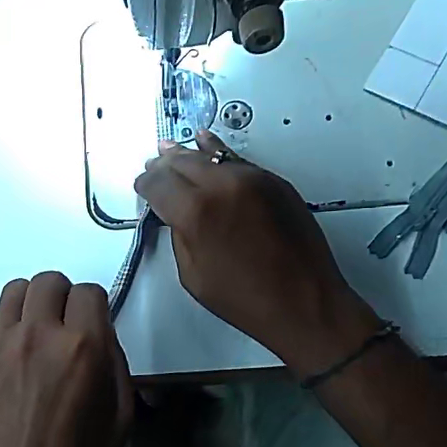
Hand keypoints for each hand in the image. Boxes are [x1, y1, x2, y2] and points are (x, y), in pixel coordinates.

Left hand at [0, 272, 132, 446]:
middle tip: (68, 324)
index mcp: (82, 348)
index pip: (89, 292)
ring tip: (40, 329)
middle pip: (49, 281)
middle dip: (65, 297)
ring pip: (16, 289)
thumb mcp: (121, 413)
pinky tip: (17, 347)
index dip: (96, 307)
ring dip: (33, 302)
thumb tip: (99, 334)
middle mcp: (40, 335)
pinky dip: (9, 321)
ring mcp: (3, 344)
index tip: (95, 325)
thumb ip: (114, 362)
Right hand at [134, 131, 377, 372]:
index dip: (145, 184)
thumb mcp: (192, 274)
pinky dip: (216, 152)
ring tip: (170, 151)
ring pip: (208, 154)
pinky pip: (236, 159)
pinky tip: (206, 144)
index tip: (141, 186)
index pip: (158, 183)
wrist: (304, 303)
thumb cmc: (248, 298)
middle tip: (152, 169)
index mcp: (196, 212)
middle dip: (162, 166)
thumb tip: (175, 214)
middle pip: (180, 162)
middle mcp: (223, 186)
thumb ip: (179, 235)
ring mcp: (252, 179)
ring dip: (186, 155)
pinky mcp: (273, 181)